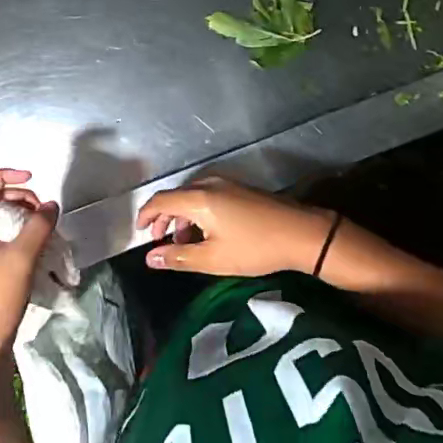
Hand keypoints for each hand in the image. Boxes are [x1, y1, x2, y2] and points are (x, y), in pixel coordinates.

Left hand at [0, 168, 58, 366]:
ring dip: (14, 214)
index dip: (5, 175)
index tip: (32, 178)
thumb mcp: (22, 257)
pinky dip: (11, 232)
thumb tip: (51, 205)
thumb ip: (38, 225)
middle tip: (39, 206)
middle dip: (14, 195)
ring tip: (38, 224)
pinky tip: (29, 245)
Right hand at [138, 177, 335, 276]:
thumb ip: (179, 257)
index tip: (140, 232)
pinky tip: (206, 233)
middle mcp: (208, 184)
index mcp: (198, 198)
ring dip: (182, 217)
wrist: (301, 233)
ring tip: (185, 242)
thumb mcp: (213, 259)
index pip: (160, 201)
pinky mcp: (238, 188)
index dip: (146, 215)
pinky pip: (206, 196)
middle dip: (164, 219)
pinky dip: (197, 212)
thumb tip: (150, 258)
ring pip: (191, 196)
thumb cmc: (255, 248)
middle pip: (175, 197)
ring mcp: (225, 183)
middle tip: (161, 242)